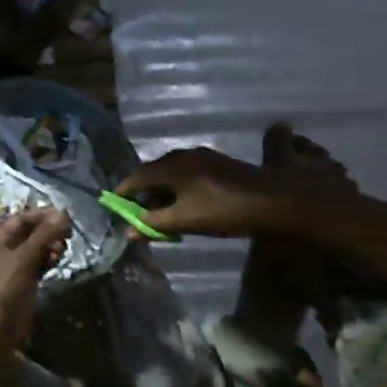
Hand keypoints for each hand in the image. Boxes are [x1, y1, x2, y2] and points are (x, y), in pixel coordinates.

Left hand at [0, 209, 69, 348]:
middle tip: (67, 234)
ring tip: (62, 250)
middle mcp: (5, 249)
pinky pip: (39, 262)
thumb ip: (44, 235)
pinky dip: (49, 258)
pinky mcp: (25, 279)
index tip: (64, 215)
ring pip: (37, 247)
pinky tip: (58, 260)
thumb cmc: (6, 286)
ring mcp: (15, 265)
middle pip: (30, 232)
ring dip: (50, 245)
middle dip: (49, 230)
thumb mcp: (24, 258)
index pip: (21, 218)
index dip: (42, 215)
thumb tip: (64, 213)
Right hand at [115, 135, 358, 237]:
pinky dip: (176, 186)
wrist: (272, 200)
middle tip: (137, 212)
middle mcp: (182, 156)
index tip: (114, 205)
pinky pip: (185, 172)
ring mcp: (201, 156)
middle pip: (152, 172)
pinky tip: (183, 201)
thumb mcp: (184, 220)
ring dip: (160, 189)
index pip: (136, 177)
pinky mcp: (216, 162)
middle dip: (142, 191)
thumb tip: (129, 230)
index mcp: (170, 167)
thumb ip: (154, 223)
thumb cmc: (223, 210)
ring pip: (170, 172)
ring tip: (159, 209)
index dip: (124, 192)